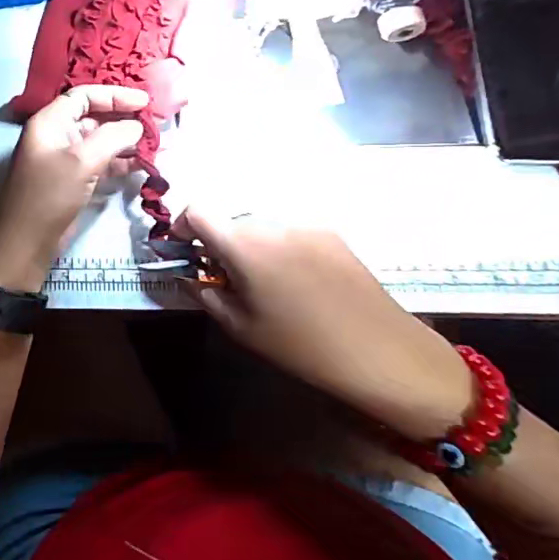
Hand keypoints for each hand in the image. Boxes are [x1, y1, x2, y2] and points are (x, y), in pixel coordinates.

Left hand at [0, 85, 149, 292]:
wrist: (27, 243)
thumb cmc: (50, 195)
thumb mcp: (82, 161)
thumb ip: (113, 137)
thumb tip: (137, 127)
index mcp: (50, 122)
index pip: (84, 96)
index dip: (115, 95)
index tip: (145, 102)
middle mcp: (58, 135)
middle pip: (95, 116)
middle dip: (125, 118)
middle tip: (155, 123)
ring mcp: (66, 159)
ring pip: (102, 140)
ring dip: (128, 141)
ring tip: (156, 144)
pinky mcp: (75, 180)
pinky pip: (103, 161)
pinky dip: (122, 161)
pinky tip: (144, 163)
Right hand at [175, 206, 473, 440]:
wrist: (374, 347)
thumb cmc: (298, 345)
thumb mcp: (241, 327)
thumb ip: (207, 294)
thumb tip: (190, 275)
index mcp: (244, 244)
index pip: (198, 211)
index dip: (184, 226)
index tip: (186, 249)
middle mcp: (272, 223)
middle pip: (232, 219)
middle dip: (221, 241)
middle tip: (227, 277)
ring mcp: (305, 224)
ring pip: (263, 224)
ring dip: (252, 244)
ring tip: (267, 282)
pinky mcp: (330, 232)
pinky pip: (291, 231)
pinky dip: (281, 247)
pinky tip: (298, 281)